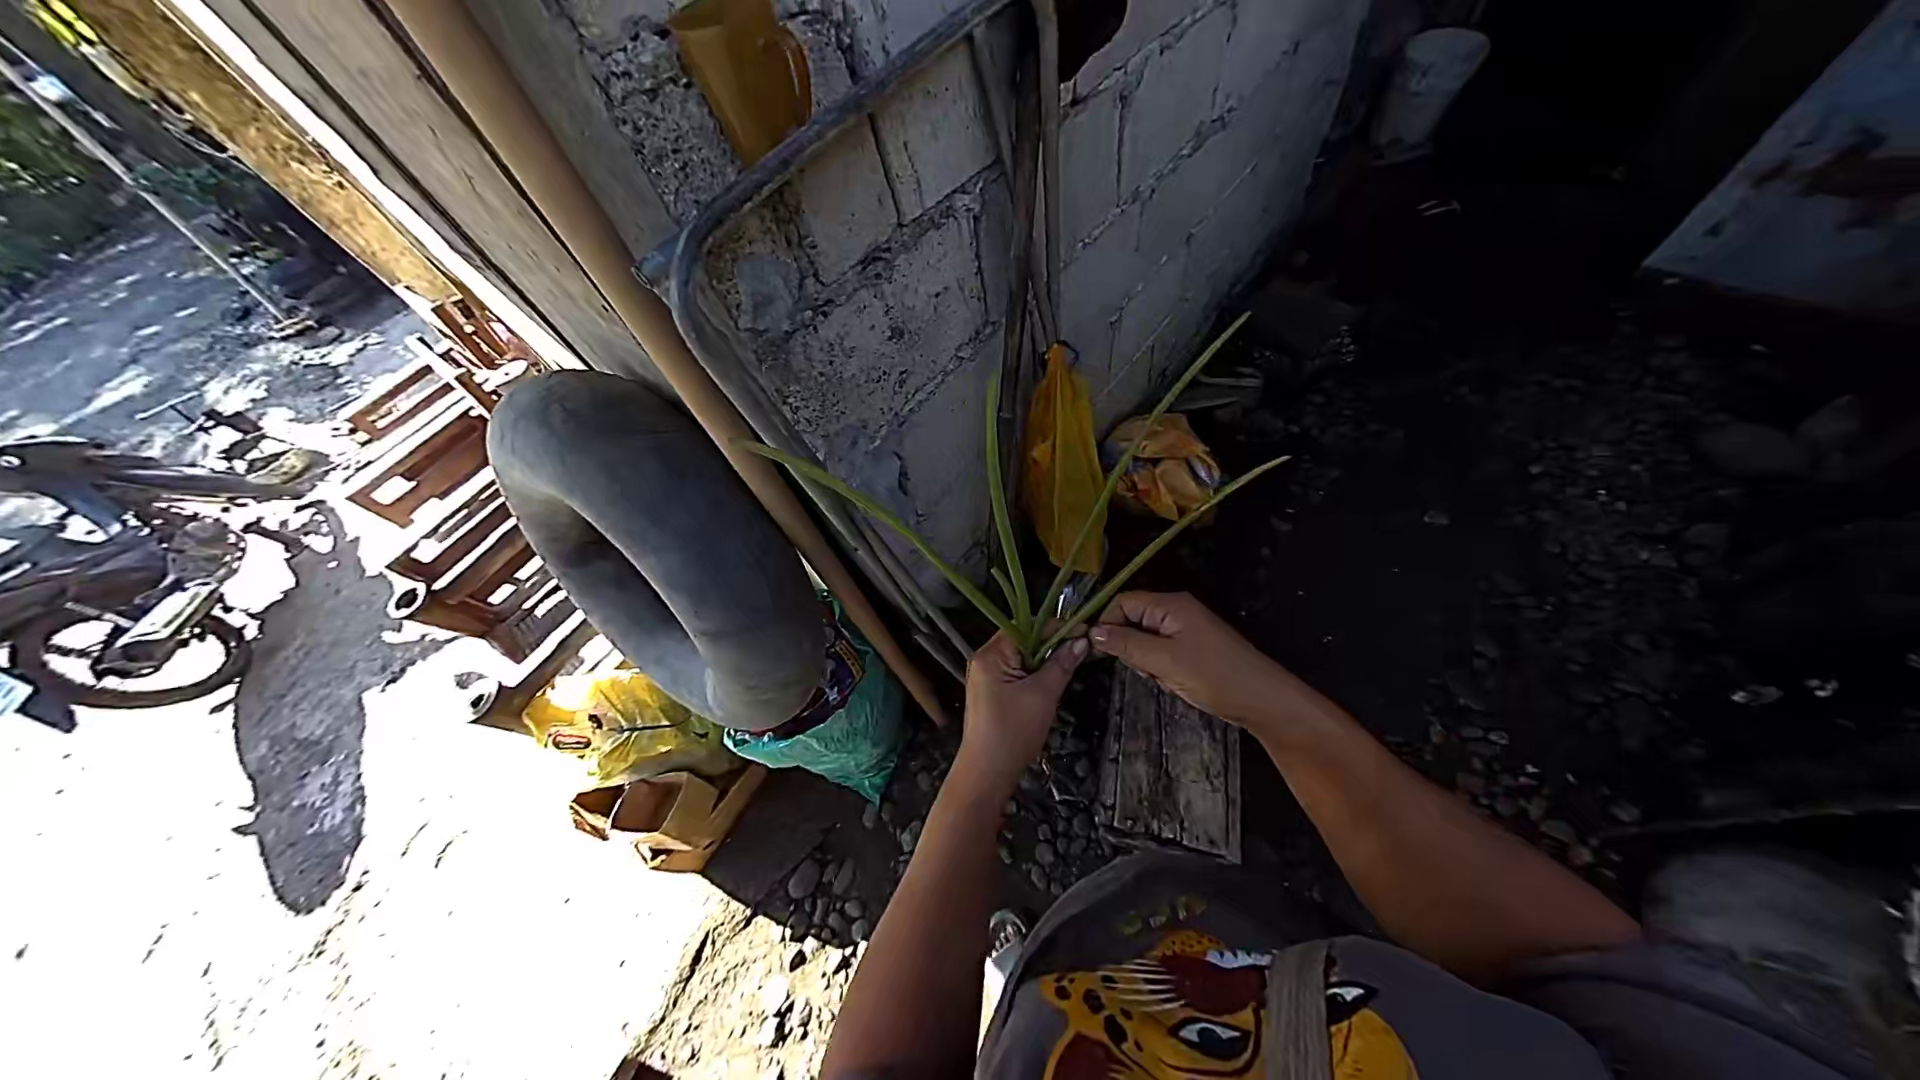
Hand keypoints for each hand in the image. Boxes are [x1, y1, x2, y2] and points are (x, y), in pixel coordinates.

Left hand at [954, 631, 1087, 798]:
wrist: (987, 773)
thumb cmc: (1012, 732)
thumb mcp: (1043, 694)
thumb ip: (1062, 664)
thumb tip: (1081, 641)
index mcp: (991, 654)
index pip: (1026, 626)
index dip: (1056, 627)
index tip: (1084, 632)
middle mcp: (984, 659)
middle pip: (1023, 639)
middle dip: (1051, 644)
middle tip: (1080, 649)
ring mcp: (986, 676)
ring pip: (1021, 657)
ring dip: (1045, 660)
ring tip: (1069, 664)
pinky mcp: (991, 692)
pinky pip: (1016, 672)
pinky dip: (1035, 674)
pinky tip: (1051, 682)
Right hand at [1088, 591, 1291, 730]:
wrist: (1263, 701)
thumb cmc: (1214, 676)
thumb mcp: (1164, 661)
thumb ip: (1125, 644)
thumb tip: (1091, 632)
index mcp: (1170, 605)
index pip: (1122, 602)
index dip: (1106, 623)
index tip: (1095, 650)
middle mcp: (1175, 611)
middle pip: (1131, 620)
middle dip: (1129, 646)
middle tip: (1145, 668)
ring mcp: (1184, 630)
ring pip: (1143, 640)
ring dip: (1145, 661)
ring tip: (1164, 677)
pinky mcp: (1190, 649)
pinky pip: (1159, 653)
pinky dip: (1159, 669)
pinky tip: (1173, 682)